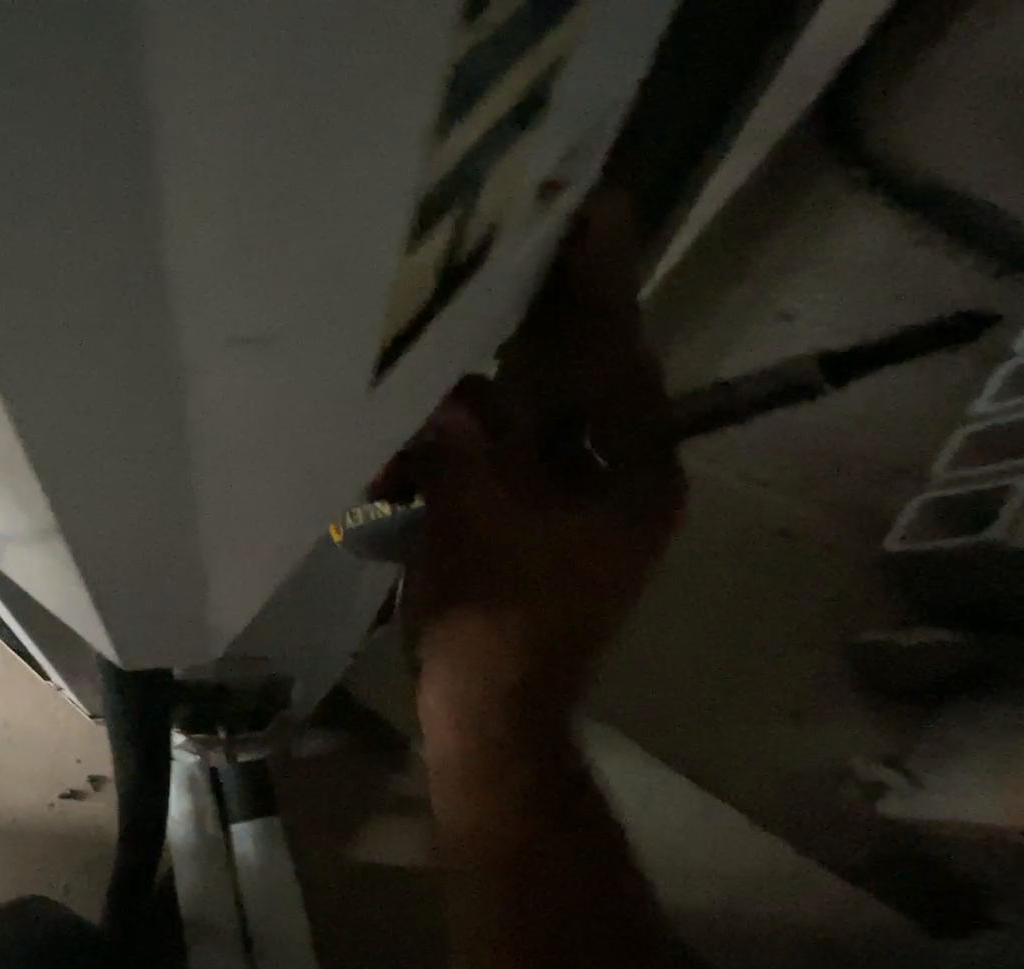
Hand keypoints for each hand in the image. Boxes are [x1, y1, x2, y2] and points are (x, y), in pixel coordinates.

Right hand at [377, 194, 683, 738]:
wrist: (485, 707)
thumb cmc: (497, 615)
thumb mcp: (476, 512)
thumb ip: (460, 435)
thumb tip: (436, 386)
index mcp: (633, 468)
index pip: (614, 350)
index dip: (594, 280)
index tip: (579, 207)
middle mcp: (609, 473)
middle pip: (564, 377)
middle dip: (514, 332)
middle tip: (477, 268)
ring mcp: (561, 499)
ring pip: (508, 425)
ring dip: (450, 419)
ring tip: (398, 424)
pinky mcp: (516, 519)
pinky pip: (479, 463)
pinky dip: (438, 459)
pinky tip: (390, 470)